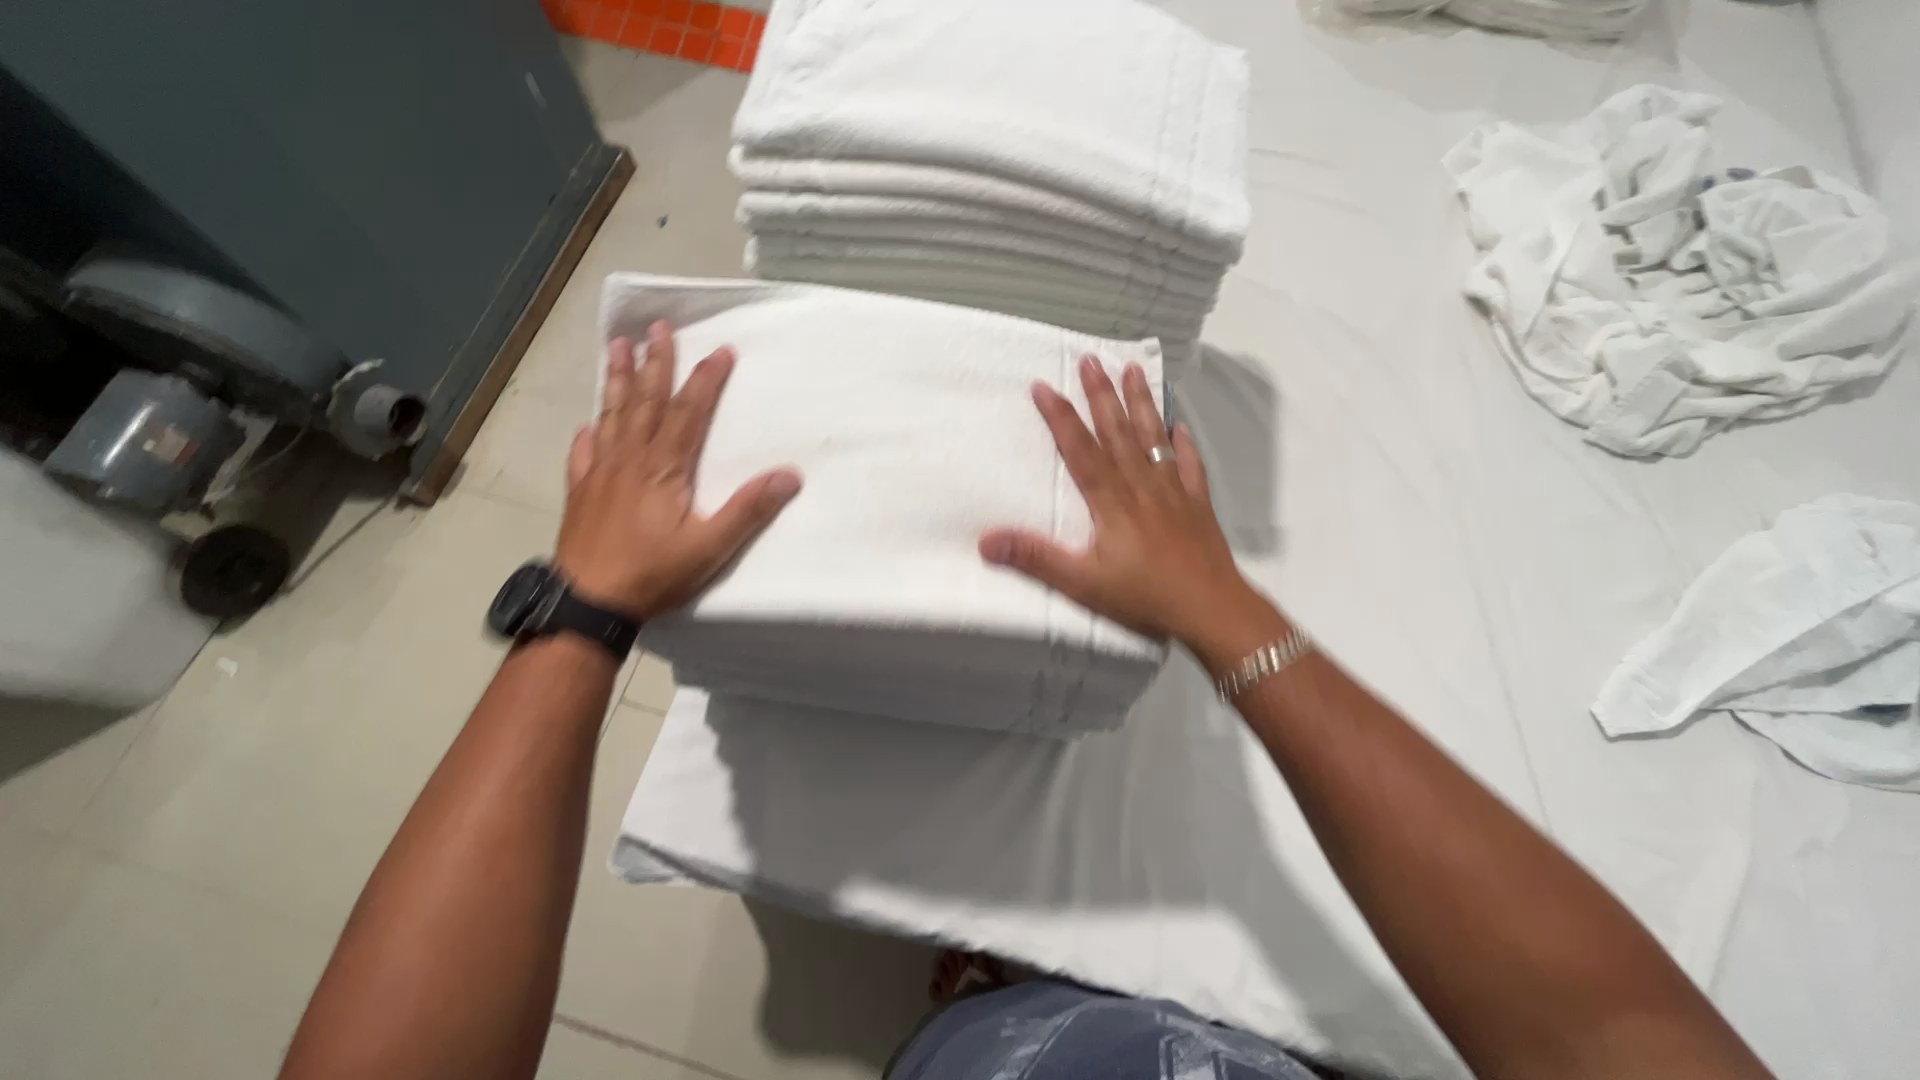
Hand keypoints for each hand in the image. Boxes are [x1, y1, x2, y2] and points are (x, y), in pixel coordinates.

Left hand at [554, 323, 801, 618]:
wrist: (588, 601)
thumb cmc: (653, 573)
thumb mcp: (710, 547)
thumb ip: (749, 509)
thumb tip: (789, 475)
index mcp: (664, 468)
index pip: (688, 412)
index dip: (705, 380)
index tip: (720, 350)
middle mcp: (631, 460)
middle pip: (645, 402)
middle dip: (655, 363)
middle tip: (657, 328)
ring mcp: (601, 474)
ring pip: (612, 415)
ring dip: (616, 380)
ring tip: (616, 347)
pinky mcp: (582, 492)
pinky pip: (584, 452)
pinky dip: (589, 433)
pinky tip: (589, 424)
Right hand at [979, 355, 1273, 654]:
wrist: (1210, 608)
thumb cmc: (1144, 596)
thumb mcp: (1081, 583)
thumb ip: (1035, 558)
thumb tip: (986, 539)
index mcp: (1111, 501)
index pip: (1080, 449)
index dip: (1060, 416)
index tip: (1043, 385)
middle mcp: (1141, 486)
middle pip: (1117, 432)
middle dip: (1101, 395)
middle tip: (1091, 359)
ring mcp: (1174, 492)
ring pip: (1153, 439)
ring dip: (1140, 404)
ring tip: (1133, 370)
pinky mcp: (1198, 505)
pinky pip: (1189, 466)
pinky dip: (1184, 444)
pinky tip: (1180, 427)